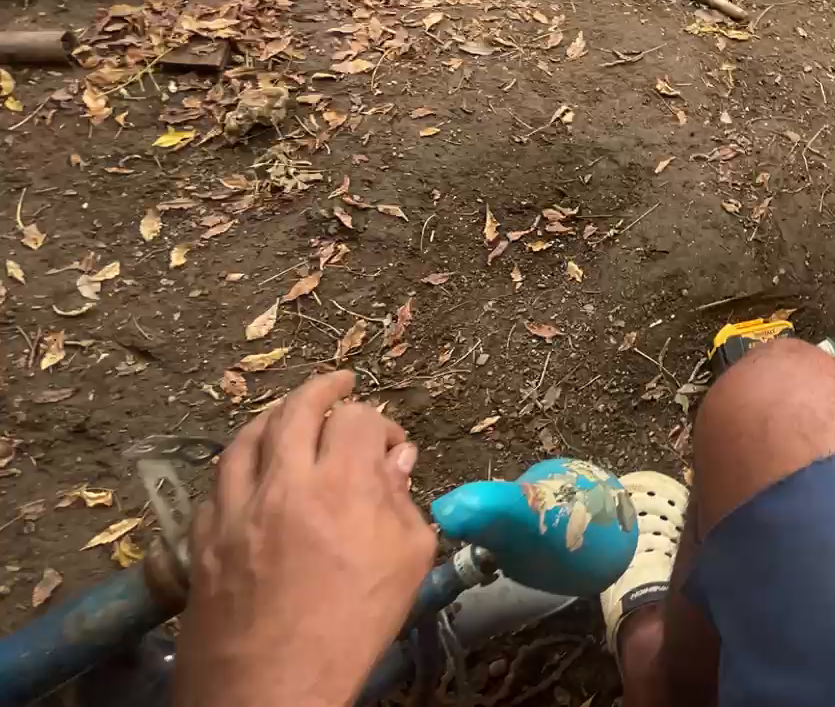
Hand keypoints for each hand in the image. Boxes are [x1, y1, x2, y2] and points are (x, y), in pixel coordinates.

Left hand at [174, 371, 435, 706]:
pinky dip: (241, 461)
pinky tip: (256, 469)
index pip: (359, 419)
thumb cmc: (357, 618)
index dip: (381, 424)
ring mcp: (234, 512)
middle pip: (296, 412)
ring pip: (245, 439)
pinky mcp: (201, 542)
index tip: (394, 448)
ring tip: (291, 411)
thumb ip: (402, 498)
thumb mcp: (410, 553)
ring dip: (274, 416)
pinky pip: (216, 482)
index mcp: (343, 484)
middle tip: (341, 382)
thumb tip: (396, 463)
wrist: (274, 686)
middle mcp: (284, 485)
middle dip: (324, 389)